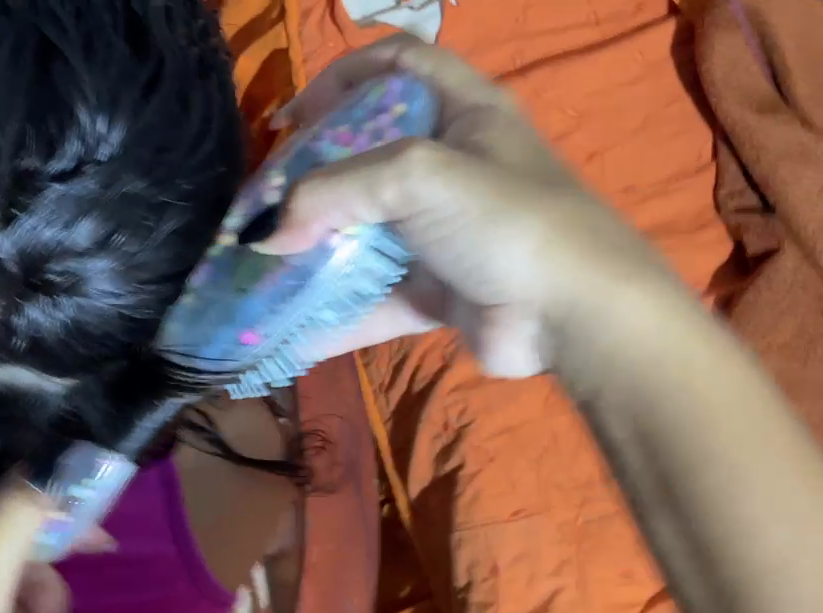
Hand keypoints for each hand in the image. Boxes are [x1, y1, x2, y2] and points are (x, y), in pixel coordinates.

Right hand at [256, 35, 680, 376]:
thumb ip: (332, 193)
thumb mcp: (419, 179)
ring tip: (256, 270)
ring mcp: (433, 234)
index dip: (338, 81)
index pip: (396, 67)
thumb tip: (260, 234)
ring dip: (303, 253)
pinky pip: (359, 298)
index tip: (284, 124)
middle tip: (259, 210)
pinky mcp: (424, 289)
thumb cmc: (508, 223)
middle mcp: (445, 170)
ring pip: (351, 234)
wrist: (570, 317)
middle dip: (302, 182)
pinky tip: (280, 330)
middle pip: (358, 159)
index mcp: (463, 116)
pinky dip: (320, 316)